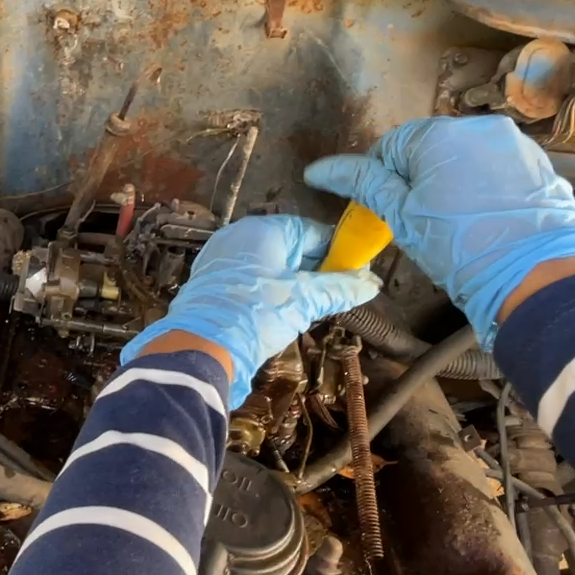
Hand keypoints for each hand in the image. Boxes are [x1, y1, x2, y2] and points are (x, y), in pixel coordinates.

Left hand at [121, 215, 380, 408]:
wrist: (202, 345)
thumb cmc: (258, 314)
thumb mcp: (305, 300)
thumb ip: (339, 288)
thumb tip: (371, 283)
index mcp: (263, 229)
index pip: (311, 230)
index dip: (337, 250)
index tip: (356, 272)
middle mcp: (238, 234)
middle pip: (289, 244)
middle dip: (315, 267)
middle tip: (338, 291)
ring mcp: (220, 255)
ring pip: (268, 261)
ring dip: (292, 279)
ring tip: (313, 303)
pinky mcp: (209, 277)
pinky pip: (249, 274)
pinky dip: (268, 286)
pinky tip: (281, 308)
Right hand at [304, 116, 574, 348]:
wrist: (541, 277)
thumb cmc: (459, 246)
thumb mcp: (400, 215)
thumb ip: (361, 183)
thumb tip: (317, 169)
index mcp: (439, 134)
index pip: (390, 146)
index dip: (381, 180)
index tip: (385, 212)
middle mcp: (479, 127)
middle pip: (428, 149)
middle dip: (415, 180)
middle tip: (415, 221)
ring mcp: (514, 144)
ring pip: (461, 159)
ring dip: (447, 184)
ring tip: (450, 225)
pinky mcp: (538, 165)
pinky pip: (493, 169)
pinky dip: (479, 190)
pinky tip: (479, 222)